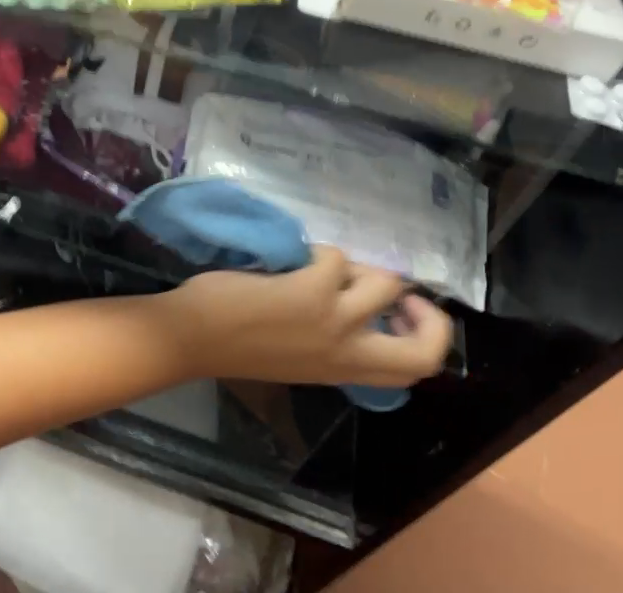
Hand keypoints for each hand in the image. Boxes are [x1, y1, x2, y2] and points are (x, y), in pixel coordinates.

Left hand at [155, 246, 455, 387]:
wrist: (191, 338)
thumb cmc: (234, 343)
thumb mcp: (298, 355)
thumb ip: (332, 340)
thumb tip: (356, 302)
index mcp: (342, 370)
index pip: (412, 371)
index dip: (426, 339)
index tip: (403, 315)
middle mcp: (347, 352)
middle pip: (426, 351)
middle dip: (430, 316)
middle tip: (400, 295)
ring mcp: (335, 321)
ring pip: (383, 282)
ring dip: (359, 267)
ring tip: (321, 267)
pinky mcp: (313, 289)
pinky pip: (336, 257)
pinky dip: (317, 251)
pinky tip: (290, 260)